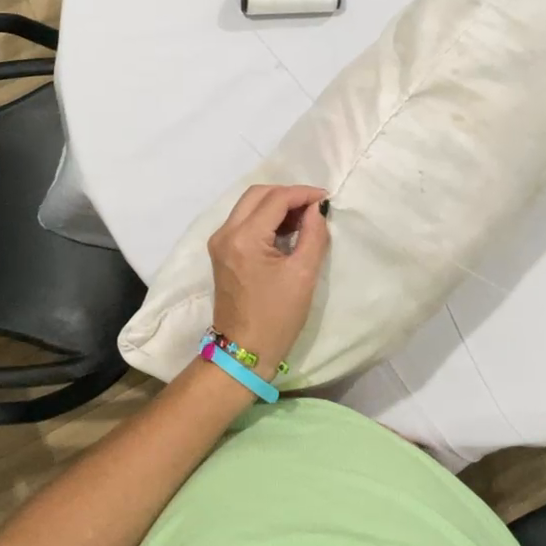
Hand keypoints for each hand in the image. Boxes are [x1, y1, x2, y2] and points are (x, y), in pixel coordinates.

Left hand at [207, 185, 330, 379]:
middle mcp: (226, 232)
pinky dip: (264, 218)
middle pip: (258, 194)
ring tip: (304, 219)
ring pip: (248, 205)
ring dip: (275, 205)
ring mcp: (219, 241)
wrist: (243, 351)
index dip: (303, 194)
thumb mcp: (303, 274)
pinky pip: (243, 221)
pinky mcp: (220, 251)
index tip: (326, 199)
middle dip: (287, 195)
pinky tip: (285, 231)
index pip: (276, 199)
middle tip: (314, 207)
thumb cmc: (277, 317)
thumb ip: (313, 234)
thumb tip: (317, 208)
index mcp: (245, 237)